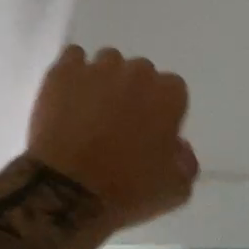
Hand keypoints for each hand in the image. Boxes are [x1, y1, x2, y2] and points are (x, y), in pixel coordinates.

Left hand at [24, 45, 199, 240]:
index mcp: (167, 95)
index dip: (162, 109)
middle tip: (119, 121)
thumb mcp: (174, 190)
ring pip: (107, 61)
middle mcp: (135, 72)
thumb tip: (177, 145)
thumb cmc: (125, 191)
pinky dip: (73, 71)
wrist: (66, 189)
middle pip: (139, 72)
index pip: (172, 89)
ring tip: (91, 108)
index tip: (150, 129)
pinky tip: (70, 93)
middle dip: (133, 91)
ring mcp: (96, 68)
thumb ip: (185, 161)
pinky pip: (73, 57)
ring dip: (104, 79)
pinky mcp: (63, 71)